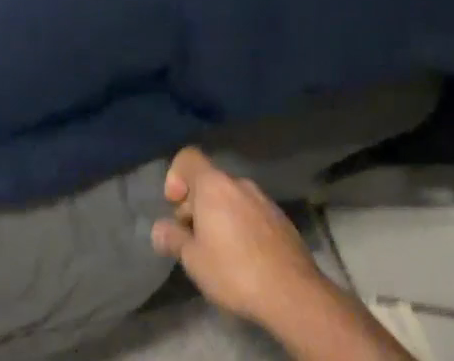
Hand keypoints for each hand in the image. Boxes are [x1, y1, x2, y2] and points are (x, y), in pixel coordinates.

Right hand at [149, 147, 327, 323]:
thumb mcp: (193, 259)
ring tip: (219, 251)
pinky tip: (244, 258)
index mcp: (214, 185)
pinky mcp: (284, 222)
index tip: (175, 207)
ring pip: (232, 198)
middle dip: (196, 204)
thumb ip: (173, 238)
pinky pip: (252, 214)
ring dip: (220, 216)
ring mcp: (266, 202)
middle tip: (193, 238)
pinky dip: (242, 226)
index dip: (175, 176)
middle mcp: (240, 184)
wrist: (294, 295)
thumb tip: (160, 230)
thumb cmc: (234, 271)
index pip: (188, 157)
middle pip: (209, 181)